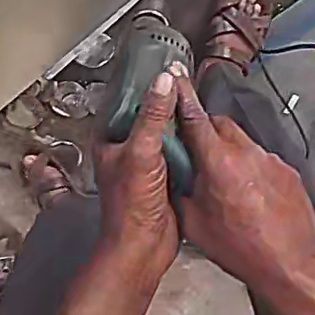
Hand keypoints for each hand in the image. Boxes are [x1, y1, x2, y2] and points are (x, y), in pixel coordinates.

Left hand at [94, 68, 182, 273]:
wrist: (144, 247)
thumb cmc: (130, 207)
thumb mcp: (142, 152)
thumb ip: (153, 116)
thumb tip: (164, 82)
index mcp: (110, 141)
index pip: (127, 102)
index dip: (144, 85)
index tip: (164, 67)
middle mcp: (127, 149)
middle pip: (150, 116)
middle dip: (168, 103)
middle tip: (186, 81)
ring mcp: (148, 163)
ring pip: (167, 134)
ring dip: (181, 123)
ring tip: (197, 102)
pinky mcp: (167, 177)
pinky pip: (180, 152)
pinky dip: (191, 144)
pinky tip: (203, 134)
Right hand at [173, 76, 314, 304]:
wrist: (291, 263)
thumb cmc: (244, 249)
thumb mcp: (196, 225)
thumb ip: (182, 192)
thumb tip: (177, 176)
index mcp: (220, 162)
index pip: (196, 118)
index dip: (183, 95)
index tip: (176, 75)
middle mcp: (247, 154)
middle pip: (221, 124)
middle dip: (206, 131)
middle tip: (197, 151)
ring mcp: (271, 160)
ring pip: (242, 142)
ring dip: (229, 153)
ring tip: (226, 184)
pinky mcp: (287, 170)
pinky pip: (261, 159)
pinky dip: (250, 169)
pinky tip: (249, 195)